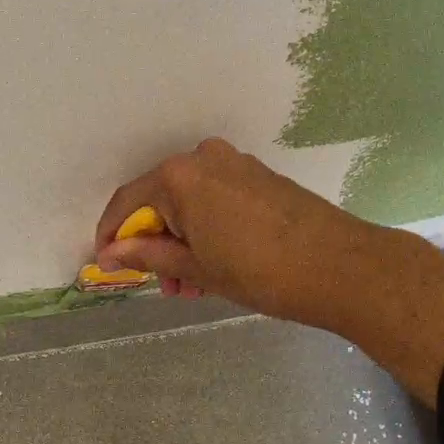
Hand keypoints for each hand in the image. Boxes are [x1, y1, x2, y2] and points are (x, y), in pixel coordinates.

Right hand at [95, 138, 443, 408]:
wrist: (337, 266)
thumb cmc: (257, 271)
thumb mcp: (194, 268)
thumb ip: (147, 256)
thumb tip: (109, 254)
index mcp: (179, 177)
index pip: (127, 203)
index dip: (112, 236)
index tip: (106, 264)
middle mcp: (203, 157)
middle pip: (159, 200)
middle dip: (153, 243)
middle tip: (160, 284)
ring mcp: (234, 163)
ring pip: (189, 203)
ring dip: (181, 242)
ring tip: (190, 286)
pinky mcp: (258, 176)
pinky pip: (215, 199)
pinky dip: (205, 230)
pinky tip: (214, 265)